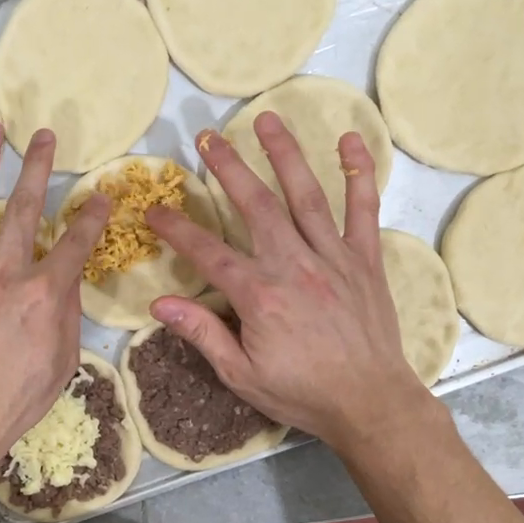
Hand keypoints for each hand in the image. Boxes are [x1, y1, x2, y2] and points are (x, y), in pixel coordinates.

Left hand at [0, 122, 110, 491]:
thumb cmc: (18, 399)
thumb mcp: (62, 359)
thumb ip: (66, 312)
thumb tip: (67, 276)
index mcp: (44, 295)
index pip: (75, 242)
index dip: (91, 215)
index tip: (100, 195)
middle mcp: (5, 276)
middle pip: (25, 210)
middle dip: (38, 168)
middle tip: (44, 136)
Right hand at [145, 112, 433, 452]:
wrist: (369, 402)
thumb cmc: (300, 393)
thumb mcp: (240, 373)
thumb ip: (202, 333)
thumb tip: (160, 304)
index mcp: (259, 296)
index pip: (208, 252)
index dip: (178, 229)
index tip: (153, 211)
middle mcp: (294, 265)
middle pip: (256, 206)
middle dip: (228, 168)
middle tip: (207, 138)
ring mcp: (333, 258)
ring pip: (305, 195)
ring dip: (284, 154)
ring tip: (267, 119)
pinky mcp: (365, 261)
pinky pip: (363, 209)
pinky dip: (359, 173)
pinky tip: (349, 142)